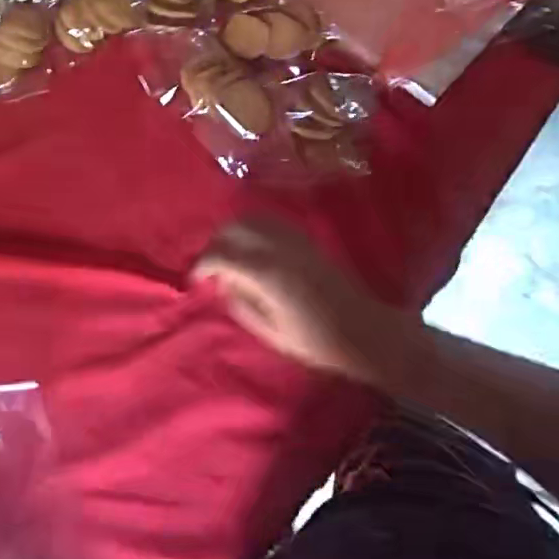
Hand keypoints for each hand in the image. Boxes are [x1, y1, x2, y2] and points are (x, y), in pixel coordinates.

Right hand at [189, 217, 414, 383]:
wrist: (363, 330)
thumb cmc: (316, 341)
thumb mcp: (271, 332)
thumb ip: (241, 304)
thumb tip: (223, 284)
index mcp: (267, 274)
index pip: (221, 253)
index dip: (202, 264)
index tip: (195, 280)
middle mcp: (279, 248)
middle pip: (234, 227)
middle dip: (215, 244)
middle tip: (211, 267)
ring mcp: (295, 239)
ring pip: (252, 218)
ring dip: (233, 232)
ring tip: (230, 256)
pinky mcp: (307, 238)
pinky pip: (271, 221)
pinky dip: (254, 228)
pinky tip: (253, 248)